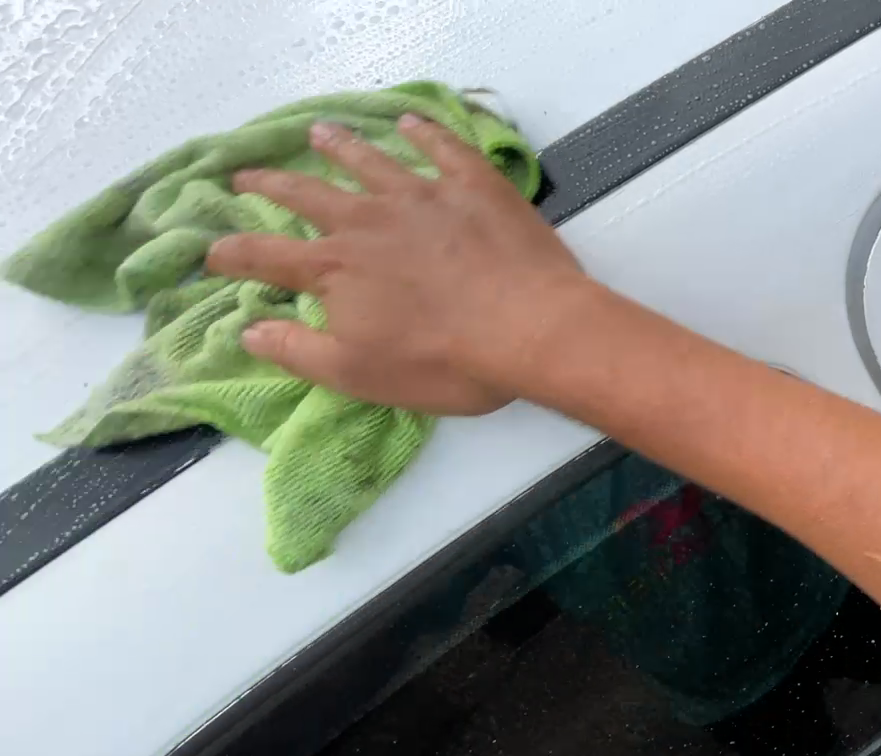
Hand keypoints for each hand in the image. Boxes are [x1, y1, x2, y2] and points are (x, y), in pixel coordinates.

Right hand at [206, 115, 590, 414]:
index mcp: (336, 268)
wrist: (537, 330)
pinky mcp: (478, 191)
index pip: (266, 257)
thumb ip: (302, 353)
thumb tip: (249, 331)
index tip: (212, 253)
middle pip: (307, 195)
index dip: (233, 256)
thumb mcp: (366, 375)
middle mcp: (369, 221)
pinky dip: (426, 134)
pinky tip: (413, 123)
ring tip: (321, 133)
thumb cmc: (453, 363)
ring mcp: (424, 198)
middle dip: (271, 185)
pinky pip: (445, 150)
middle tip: (248, 175)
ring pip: (369, 162)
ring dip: (340, 147)